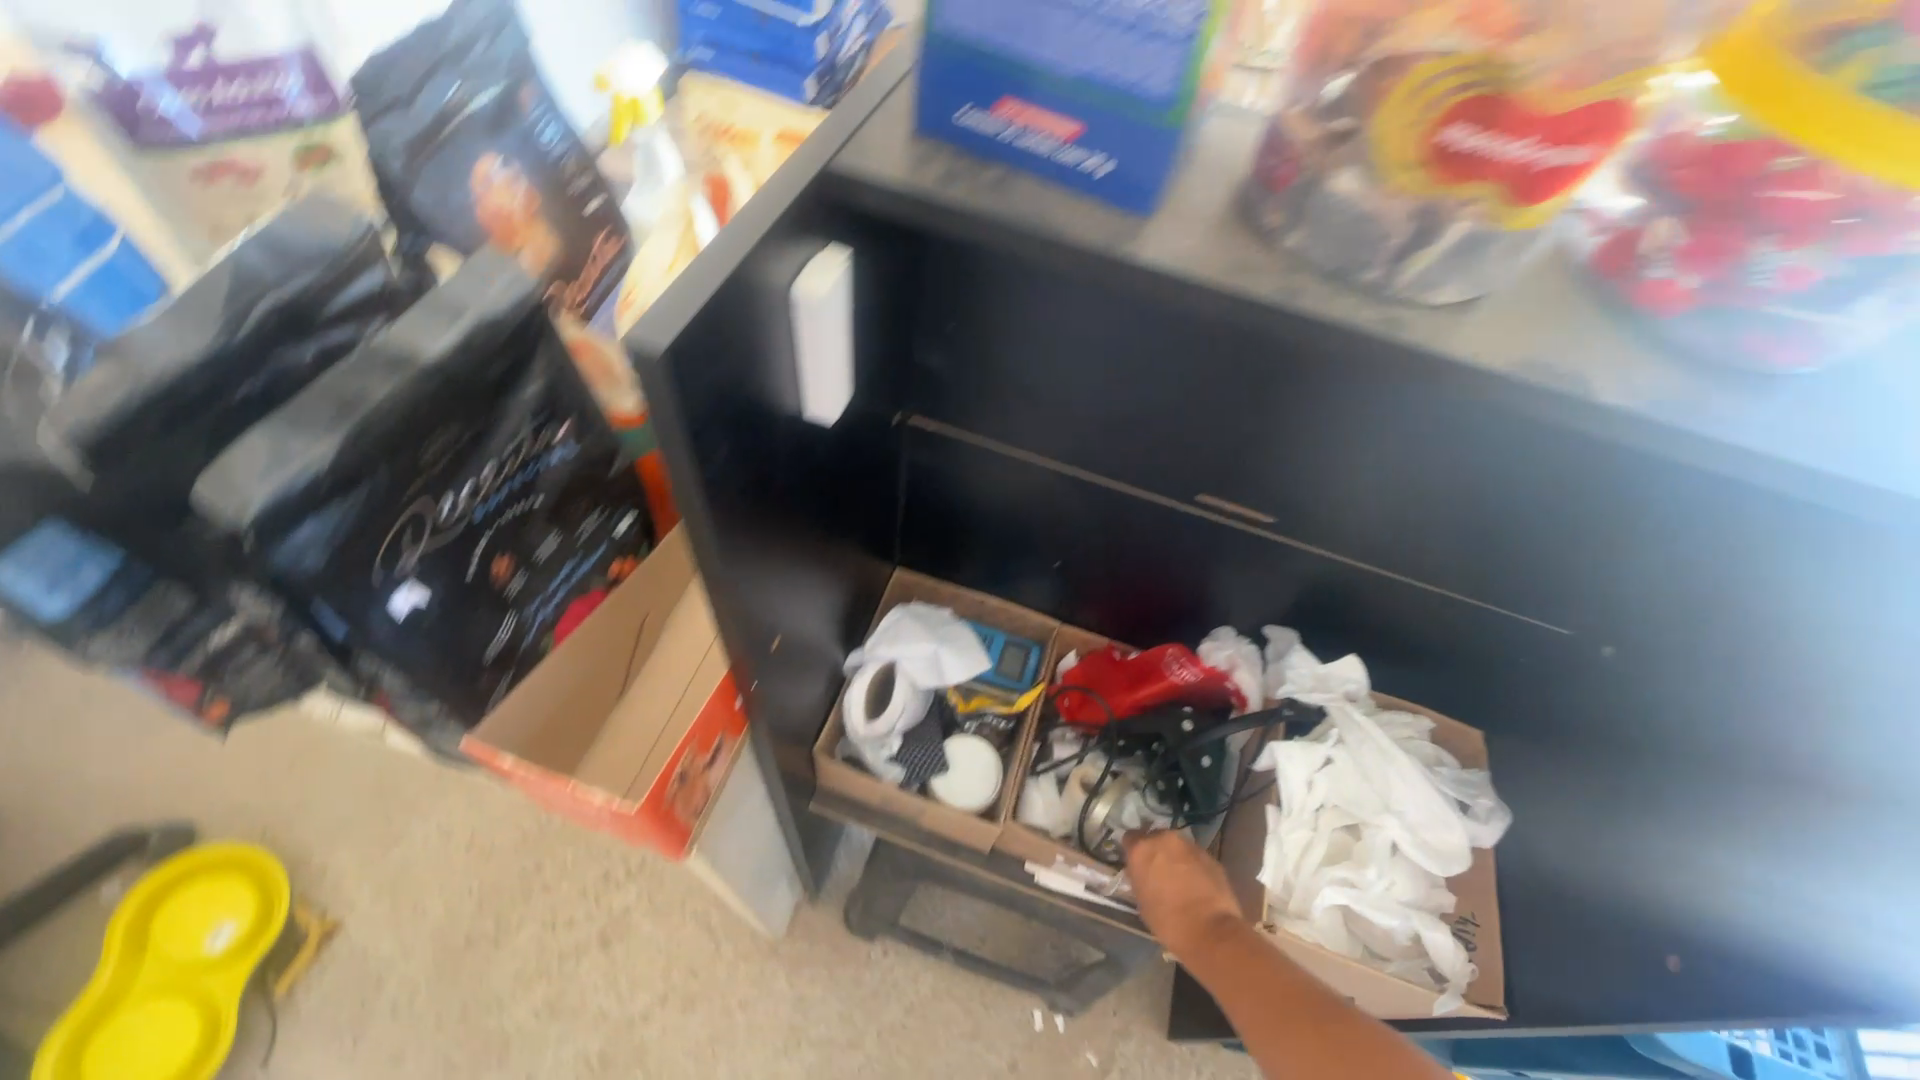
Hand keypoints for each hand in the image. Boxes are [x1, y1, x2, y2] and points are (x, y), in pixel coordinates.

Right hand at [1121, 829, 1247, 959]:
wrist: (1209, 929)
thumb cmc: (1167, 920)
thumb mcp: (1141, 900)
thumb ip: (1140, 878)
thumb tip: (1145, 874)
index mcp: (1141, 849)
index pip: (1130, 838)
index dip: (1133, 851)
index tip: (1136, 864)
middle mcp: (1164, 839)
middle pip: (1156, 838)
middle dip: (1156, 852)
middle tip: (1158, 872)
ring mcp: (1190, 845)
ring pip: (1177, 846)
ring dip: (1176, 858)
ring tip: (1179, 879)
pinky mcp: (1210, 856)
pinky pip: (1195, 857)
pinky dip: (1193, 866)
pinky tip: (1197, 886)